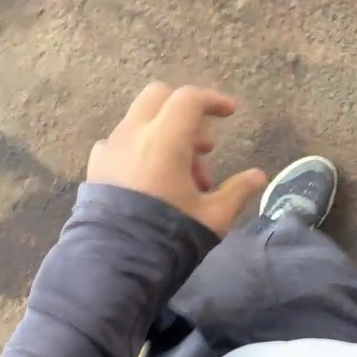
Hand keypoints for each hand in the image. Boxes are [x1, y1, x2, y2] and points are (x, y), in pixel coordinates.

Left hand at [87, 82, 267, 236]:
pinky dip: (142, 148)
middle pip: (159, 97)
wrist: (116, 259)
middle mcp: (133, 134)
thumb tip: (259, 176)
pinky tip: (152, 178)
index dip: (213, 100)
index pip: (189, 100)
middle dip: (185, 112)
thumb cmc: (171, 233)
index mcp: (164, 140)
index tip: (231, 113)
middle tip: (204, 147)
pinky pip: (121, 141)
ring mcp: (110, 147)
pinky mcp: (96, 164)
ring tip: (183, 176)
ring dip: (166, 134)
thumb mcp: (214, 215)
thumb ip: (238, 190)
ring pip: (141, 120)